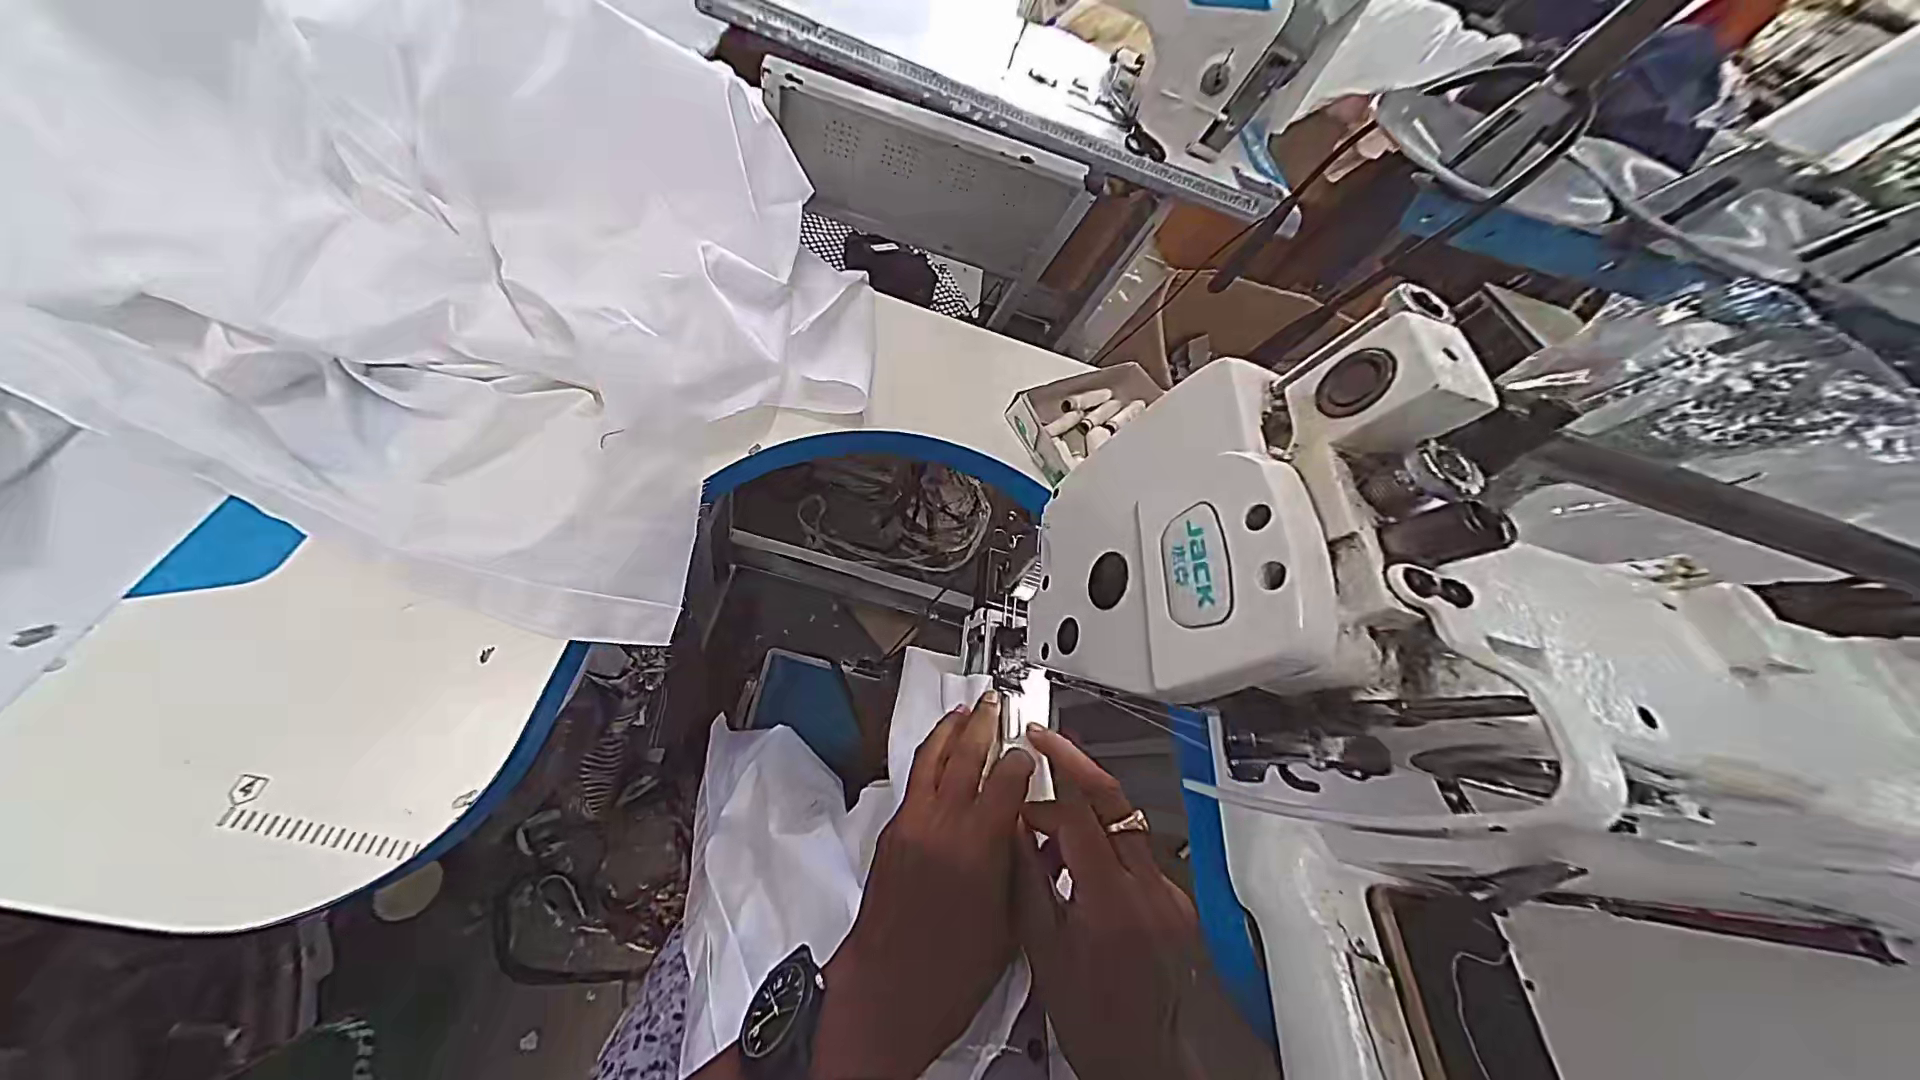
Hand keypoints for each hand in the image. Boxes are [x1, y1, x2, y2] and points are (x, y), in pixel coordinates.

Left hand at [813, 691, 1034, 1079]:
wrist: (889, 989)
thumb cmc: (949, 971)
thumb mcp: (1010, 921)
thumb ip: (1027, 867)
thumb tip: (1040, 831)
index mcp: (980, 846)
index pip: (1007, 778)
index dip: (1022, 761)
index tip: (1028, 754)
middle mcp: (945, 824)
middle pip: (968, 754)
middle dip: (985, 723)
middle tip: (995, 704)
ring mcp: (914, 823)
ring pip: (935, 757)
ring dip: (952, 728)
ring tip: (965, 710)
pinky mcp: (894, 830)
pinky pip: (915, 778)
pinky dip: (930, 755)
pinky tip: (940, 750)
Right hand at [1013, 726, 1201, 1079]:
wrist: (1151, 1062)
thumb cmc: (1097, 1022)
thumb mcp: (1044, 950)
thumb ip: (1027, 880)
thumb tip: (1011, 830)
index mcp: (1111, 898)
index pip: (1080, 813)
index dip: (1053, 776)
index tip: (1033, 752)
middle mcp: (1148, 887)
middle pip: (1113, 801)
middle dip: (1077, 763)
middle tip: (1048, 742)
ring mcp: (1166, 893)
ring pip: (1124, 823)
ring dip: (1086, 809)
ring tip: (1049, 822)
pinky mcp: (1173, 903)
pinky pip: (1135, 852)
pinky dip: (1103, 840)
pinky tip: (1078, 859)